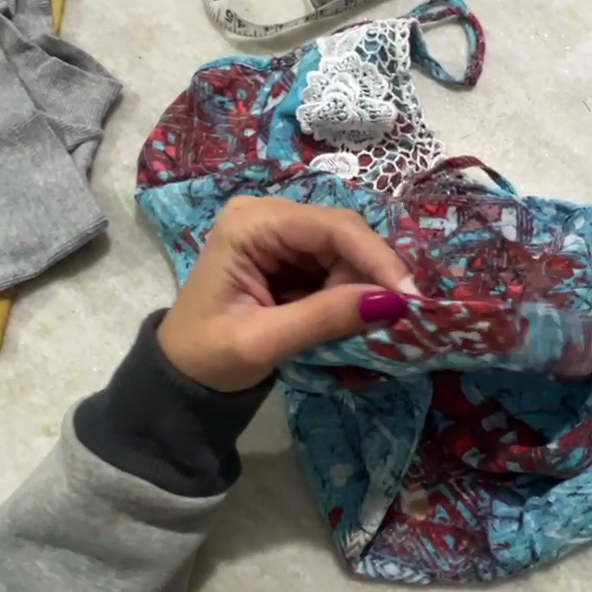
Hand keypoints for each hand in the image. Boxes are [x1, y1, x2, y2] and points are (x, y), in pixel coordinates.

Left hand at [156, 197, 417, 390]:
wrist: (182, 375)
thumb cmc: (208, 357)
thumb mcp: (263, 341)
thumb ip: (324, 318)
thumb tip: (392, 303)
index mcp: (251, 225)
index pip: (331, 226)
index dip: (376, 257)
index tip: (409, 297)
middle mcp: (269, 216)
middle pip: (344, 236)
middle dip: (370, 278)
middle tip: (385, 323)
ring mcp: (280, 236)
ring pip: (346, 253)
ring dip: (360, 291)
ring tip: (358, 330)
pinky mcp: (290, 257)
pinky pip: (337, 268)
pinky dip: (349, 297)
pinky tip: (347, 322)